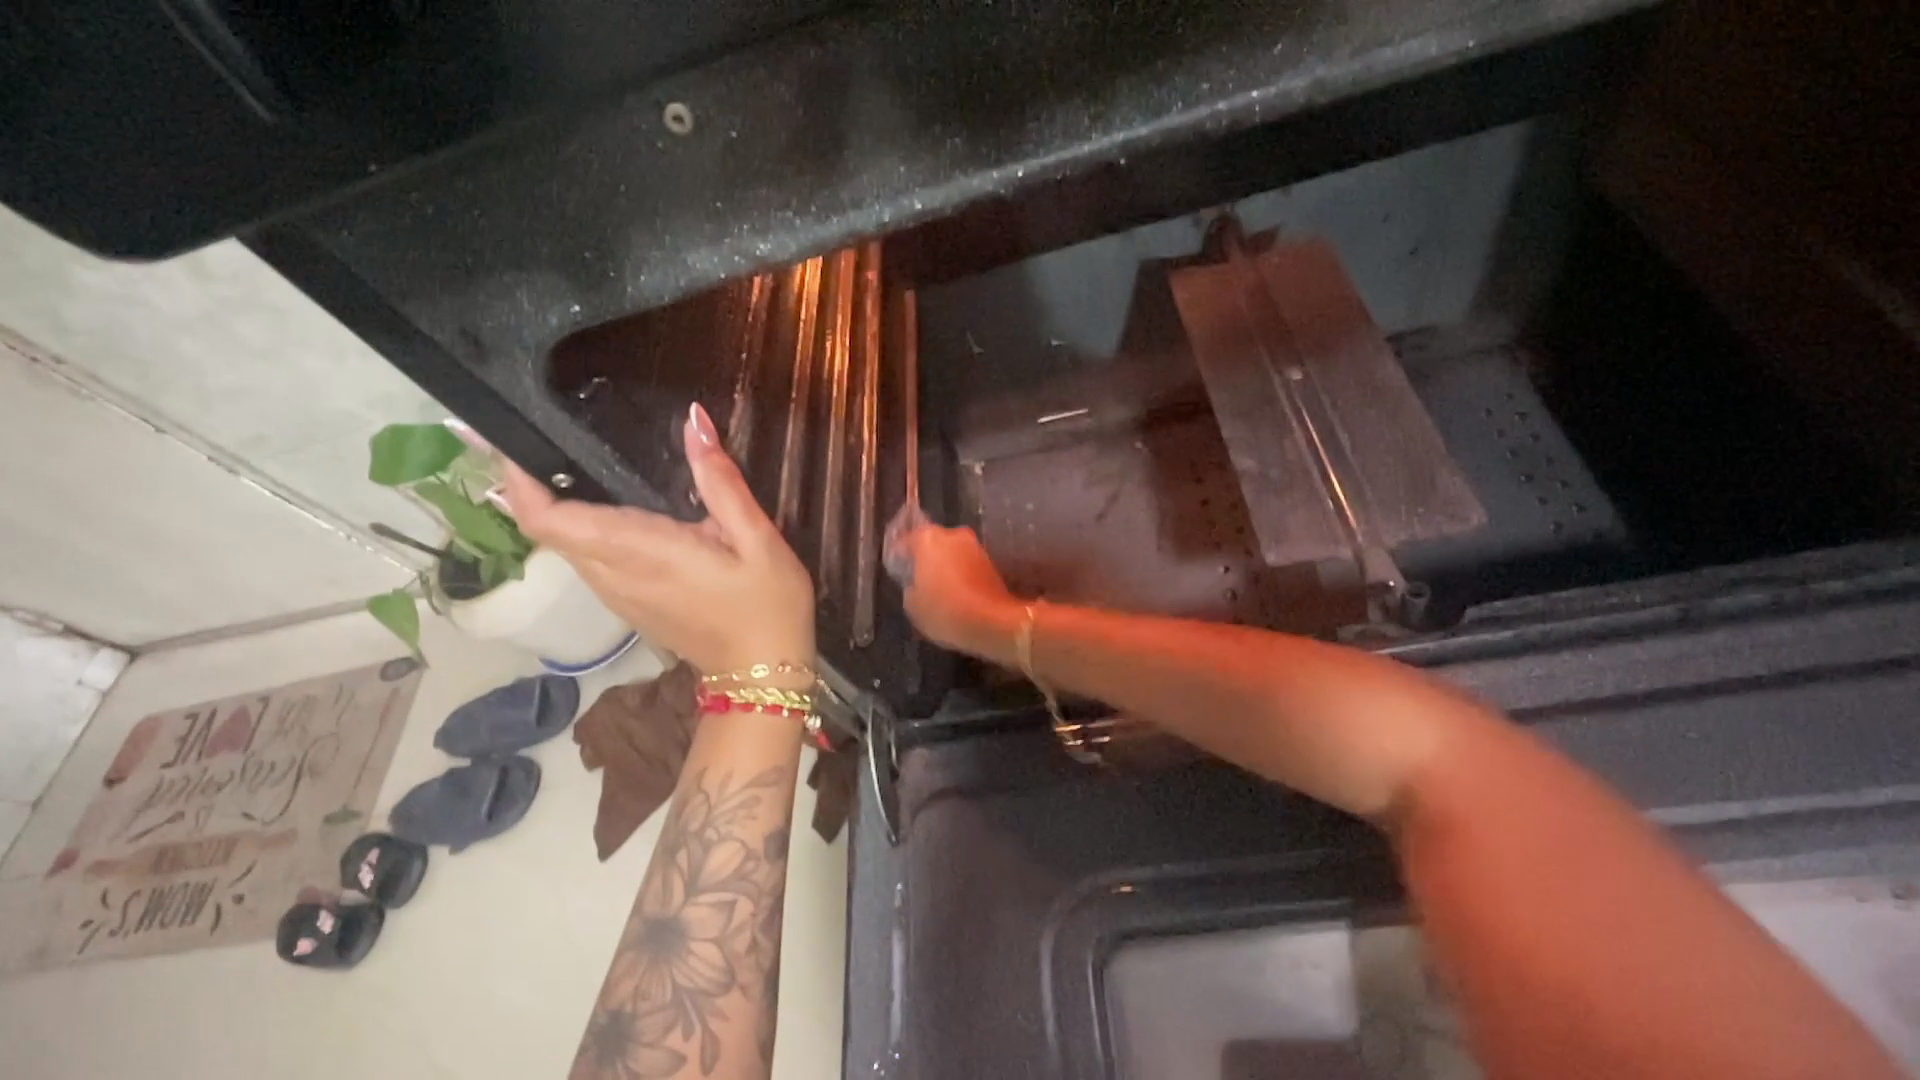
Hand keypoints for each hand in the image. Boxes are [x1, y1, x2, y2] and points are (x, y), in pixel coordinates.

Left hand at [502, 404, 813, 678]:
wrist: (762, 677)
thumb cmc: (767, 606)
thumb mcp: (758, 539)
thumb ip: (720, 480)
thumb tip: (693, 419)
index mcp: (641, 552)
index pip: (551, 521)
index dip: (520, 482)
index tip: (516, 440)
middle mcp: (613, 575)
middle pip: (548, 529)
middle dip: (535, 483)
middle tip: (548, 434)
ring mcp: (616, 595)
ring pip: (566, 545)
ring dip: (558, 506)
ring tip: (578, 460)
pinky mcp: (626, 604)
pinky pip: (588, 559)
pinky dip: (582, 529)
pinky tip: (615, 505)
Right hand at [886, 514, 1017, 656]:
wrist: (993, 622)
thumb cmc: (945, 610)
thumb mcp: (912, 605)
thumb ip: (909, 586)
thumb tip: (915, 582)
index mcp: (927, 539)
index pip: (904, 541)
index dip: (899, 557)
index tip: (897, 570)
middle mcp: (952, 535)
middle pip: (931, 543)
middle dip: (924, 558)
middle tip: (918, 579)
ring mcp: (975, 546)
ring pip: (951, 553)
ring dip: (944, 566)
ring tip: (938, 590)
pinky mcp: (991, 562)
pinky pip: (966, 565)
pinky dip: (960, 575)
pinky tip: (956, 593)